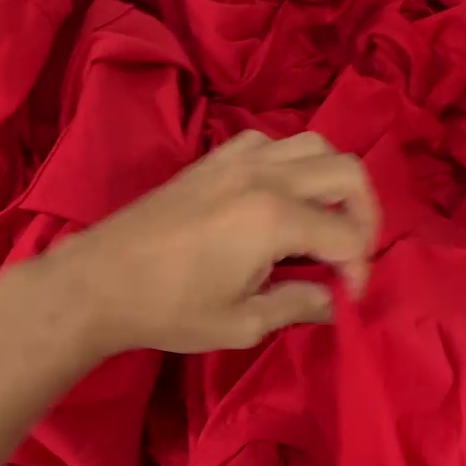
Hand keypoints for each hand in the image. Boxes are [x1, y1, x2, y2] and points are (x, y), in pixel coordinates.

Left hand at [23, 130, 378, 356]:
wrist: (99, 282)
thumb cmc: (171, 310)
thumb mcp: (244, 323)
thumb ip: (299, 305)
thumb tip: (333, 303)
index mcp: (275, 218)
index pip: (348, 235)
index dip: (360, 272)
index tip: (348, 302)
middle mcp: (264, 175)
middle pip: (347, 171)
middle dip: (366, 216)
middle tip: (353, 256)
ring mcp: (237, 159)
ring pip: (314, 146)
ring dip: (333, 184)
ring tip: (325, 225)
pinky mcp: (214, 159)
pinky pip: (273, 142)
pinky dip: (294, 166)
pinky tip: (282, 202)